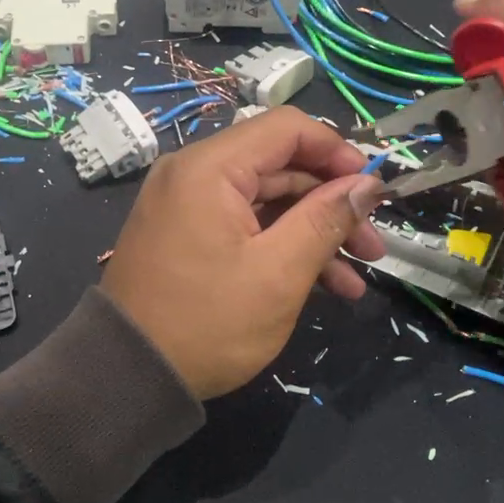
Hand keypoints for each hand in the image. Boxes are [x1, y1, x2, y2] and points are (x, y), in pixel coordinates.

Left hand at [100, 106, 385, 398]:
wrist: (128, 375)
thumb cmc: (207, 322)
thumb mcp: (278, 274)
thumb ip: (326, 220)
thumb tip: (368, 183)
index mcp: (209, 167)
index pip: (287, 128)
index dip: (337, 152)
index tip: (375, 190)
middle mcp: (194, 173)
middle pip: (280, 166)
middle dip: (332, 204)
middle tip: (374, 247)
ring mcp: (187, 204)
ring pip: (267, 200)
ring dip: (314, 233)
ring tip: (357, 279)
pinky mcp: (187, 234)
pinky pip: (244, 224)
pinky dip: (281, 247)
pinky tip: (325, 287)